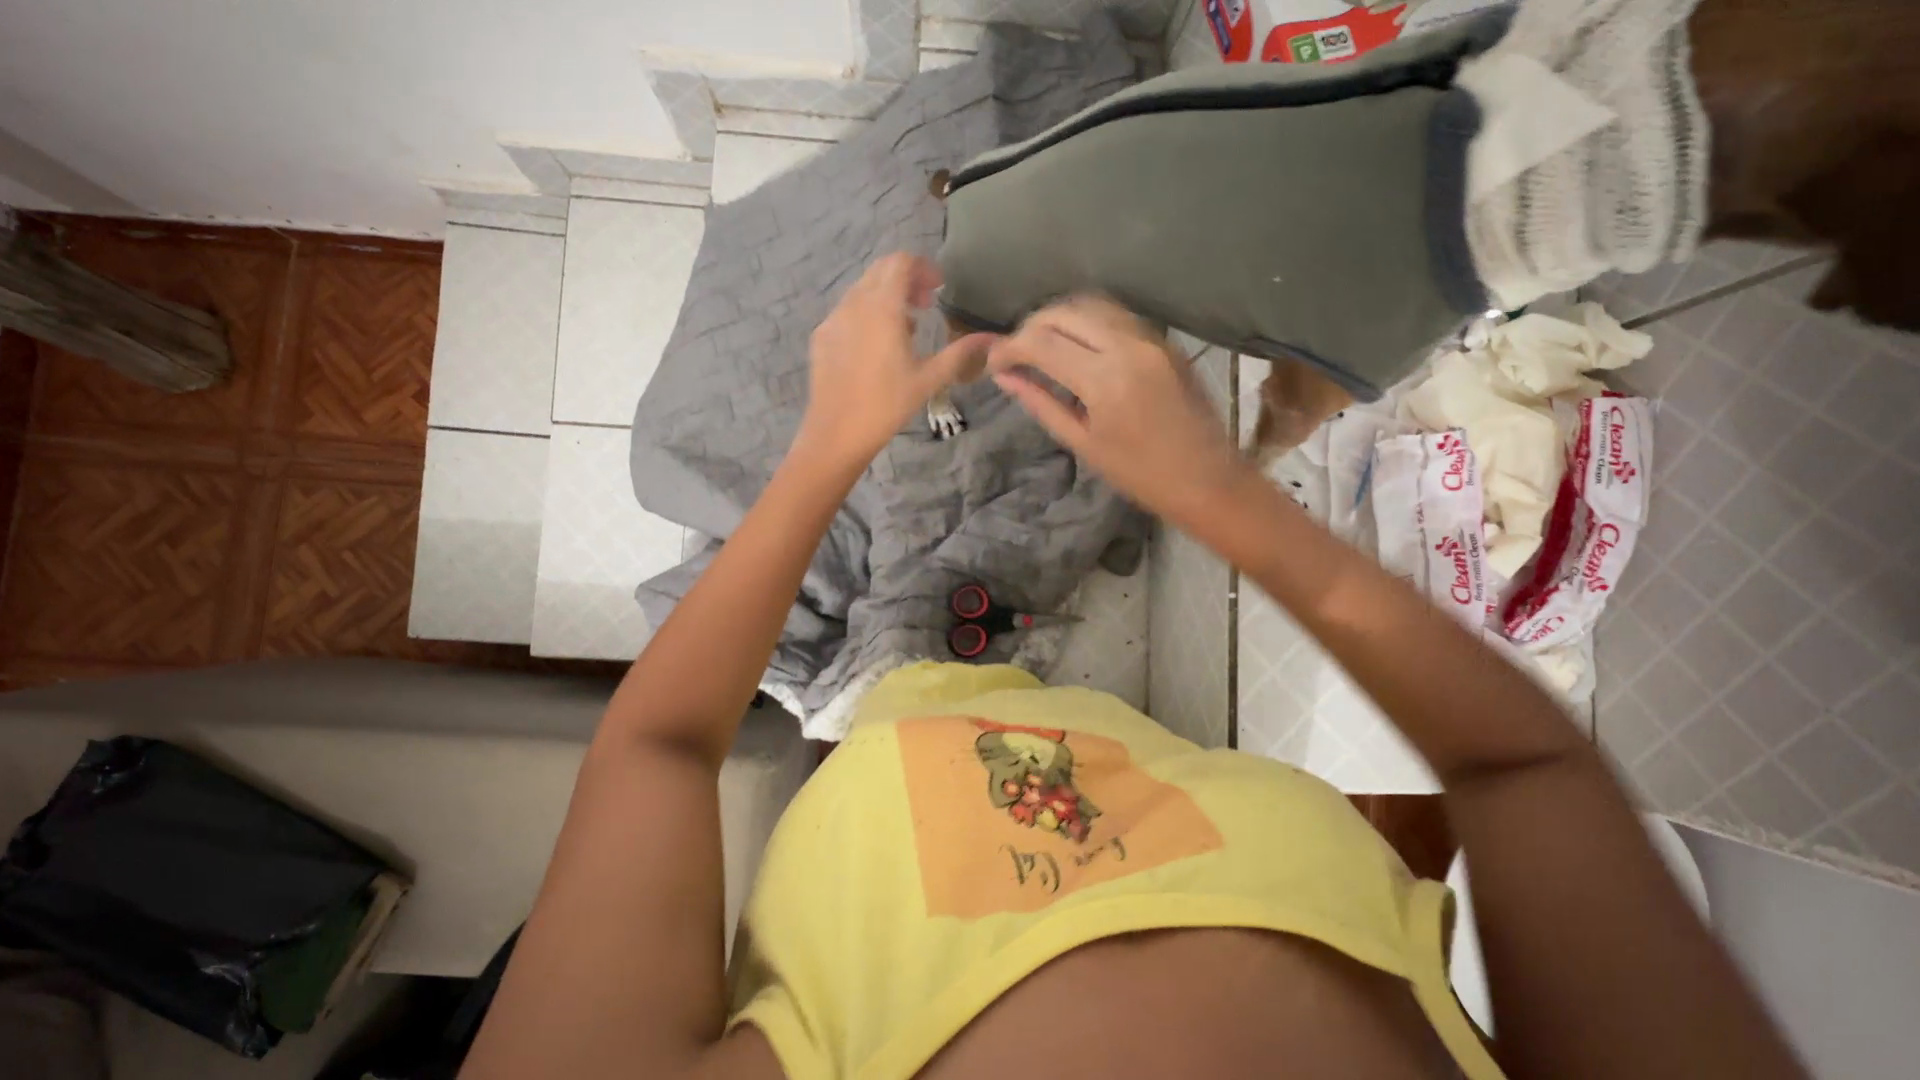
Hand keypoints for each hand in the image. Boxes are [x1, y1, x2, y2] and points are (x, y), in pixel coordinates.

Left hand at [794, 254, 996, 466]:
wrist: (836, 434)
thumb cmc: (887, 405)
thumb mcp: (929, 379)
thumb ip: (960, 353)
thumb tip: (991, 339)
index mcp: (883, 308)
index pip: (900, 263)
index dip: (923, 268)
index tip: (939, 288)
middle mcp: (854, 304)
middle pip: (880, 270)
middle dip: (906, 279)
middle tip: (927, 304)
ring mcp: (833, 319)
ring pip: (862, 290)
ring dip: (887, 296)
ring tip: (907, 327)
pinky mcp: (821, 336)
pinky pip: (847, 310)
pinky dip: (867, 313)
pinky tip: (878, 346)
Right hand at [987, 297, 1251, 521]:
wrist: (1207, 478)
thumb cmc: (1140, 474)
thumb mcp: (1083, 443)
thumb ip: (1042, 403)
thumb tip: (1004, 377)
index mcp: (1104, 380)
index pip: (1041, 342)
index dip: (1008, 347)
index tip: (993, 363)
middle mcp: (1127, 346)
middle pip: (1064, 313)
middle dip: (1030, 327)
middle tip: (1015, 353)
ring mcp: (1150, 338)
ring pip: (1091, 305)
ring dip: (1059, 318)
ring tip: (1043, 345)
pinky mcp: (1165, 340)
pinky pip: (1117, 316)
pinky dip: (1088, 321)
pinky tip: (1077, 345)